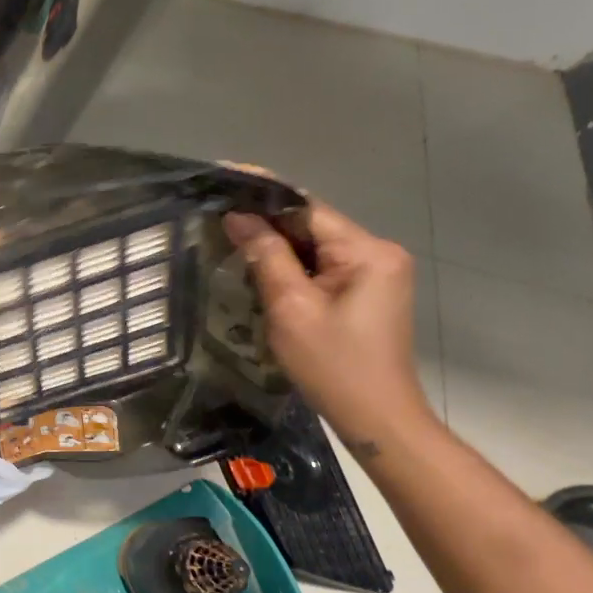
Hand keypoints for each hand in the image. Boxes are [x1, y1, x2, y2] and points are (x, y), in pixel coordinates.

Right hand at [223, 203, 437, 454]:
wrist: (375, 414)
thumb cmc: (332, 363)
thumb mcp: (291, 307)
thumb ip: (266, 256)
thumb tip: (238, 216)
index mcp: (367, 252)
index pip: (307, 209)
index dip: (264, 193)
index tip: (224, 177)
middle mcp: (378, 252)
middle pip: (311, 224)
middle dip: (265, 217)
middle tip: (215, 206)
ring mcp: (375, 271)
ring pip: (314, 243)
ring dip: (275, 240)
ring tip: (226, 230)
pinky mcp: (366, 290)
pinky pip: (321, 263)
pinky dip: (290, 261)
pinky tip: (257, 261)